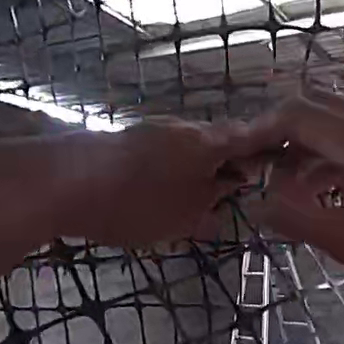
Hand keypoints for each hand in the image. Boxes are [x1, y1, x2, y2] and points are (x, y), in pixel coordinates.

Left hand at [39, 119, 252, 246]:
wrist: (61, 182)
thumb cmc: (135, 202)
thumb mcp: (184, 214)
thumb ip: (213, 201)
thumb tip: (231, 187)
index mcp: (206, 142)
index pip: (252, 137)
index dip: (269, 149)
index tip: (282, 162)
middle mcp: (183, 128)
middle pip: (220, 141)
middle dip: (234, 163)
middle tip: (241, 192)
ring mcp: (152, 131)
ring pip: (191, 148)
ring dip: (203, 168)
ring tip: (204, 199)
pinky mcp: (126, 142)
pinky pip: (166, 154)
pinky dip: (177, 171)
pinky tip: (168, 193)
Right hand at [241, 90, 343, 278]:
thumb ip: (296, 220)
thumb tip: (256, 205)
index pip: (296, 115)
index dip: (261, 130)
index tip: (240, 153)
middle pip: (314, 107)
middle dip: (281, 133)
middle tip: (260, 165)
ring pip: (335, 120)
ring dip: (306, 145)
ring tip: (288, 186)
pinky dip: (329, 153)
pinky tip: (324, 189)